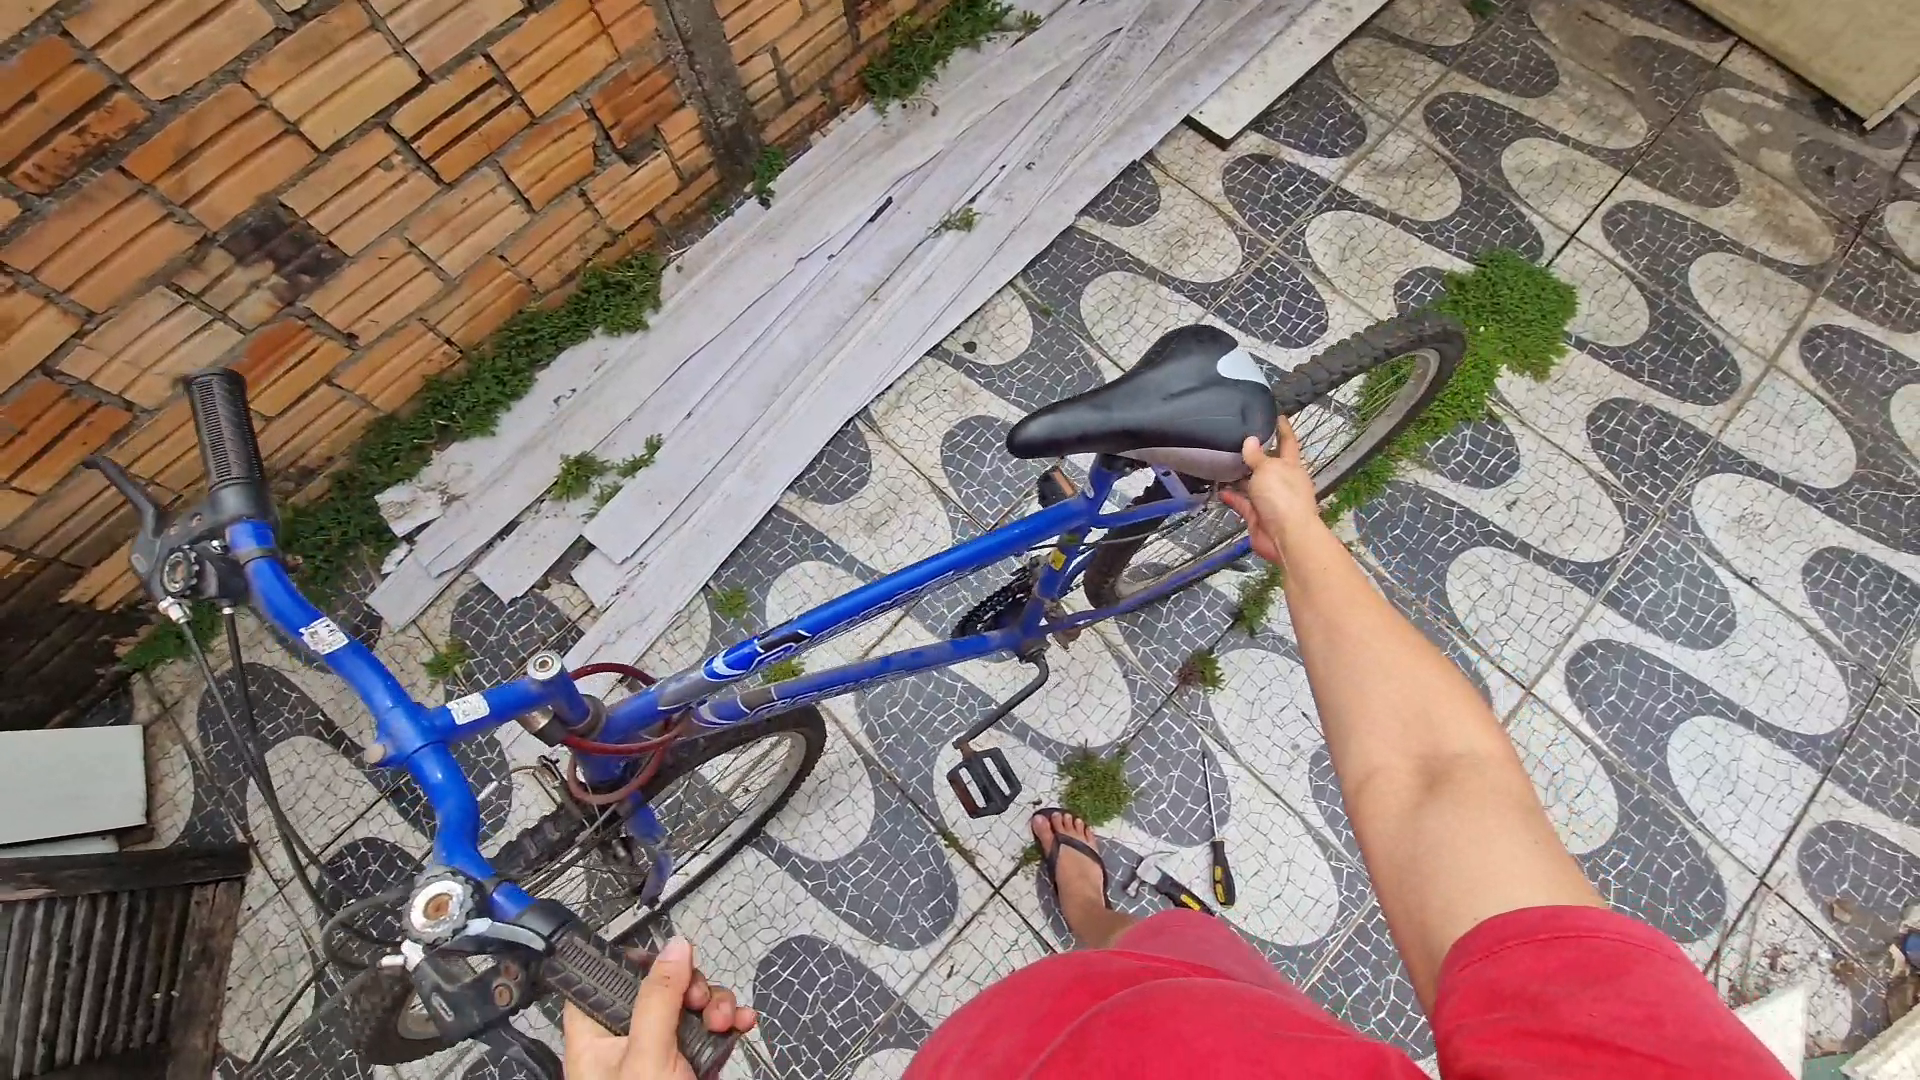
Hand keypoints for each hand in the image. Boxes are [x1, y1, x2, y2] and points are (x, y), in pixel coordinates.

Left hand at [562, 938, 756, 1079]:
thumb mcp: (648, 1057)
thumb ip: (659, 998)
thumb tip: (675, 944)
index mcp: (596, 1043)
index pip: (597, 985)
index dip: (627, 962)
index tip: (663, 955)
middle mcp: (627, 1045)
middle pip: (657, 987)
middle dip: (690, 985)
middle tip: (700, 1000)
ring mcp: (662, 1056)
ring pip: (690, 1005)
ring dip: (716, 1003)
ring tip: (726, 1020)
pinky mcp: (691, 1066)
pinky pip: (711, 1029)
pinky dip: (730, 1022)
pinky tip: (743, 1024)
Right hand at [1219, 417, 1319, 564]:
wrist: (1285, 536)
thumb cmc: (1283, 497)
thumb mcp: (1268, 469)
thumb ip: (1257, 456)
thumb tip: (1250, 440)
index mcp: (1290, 466)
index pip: (1288, 443)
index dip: (1284, 429)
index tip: (1279, 416)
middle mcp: (1281, 481)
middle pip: (1268, 464)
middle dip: (1255, 454)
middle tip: (1237, 440)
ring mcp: (1269, 500)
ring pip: (1252, 484)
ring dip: (1239, 477)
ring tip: (1221, 464)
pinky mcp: (1256, 515)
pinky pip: (1242, 503)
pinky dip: (1231, 497)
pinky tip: (1220, 490)